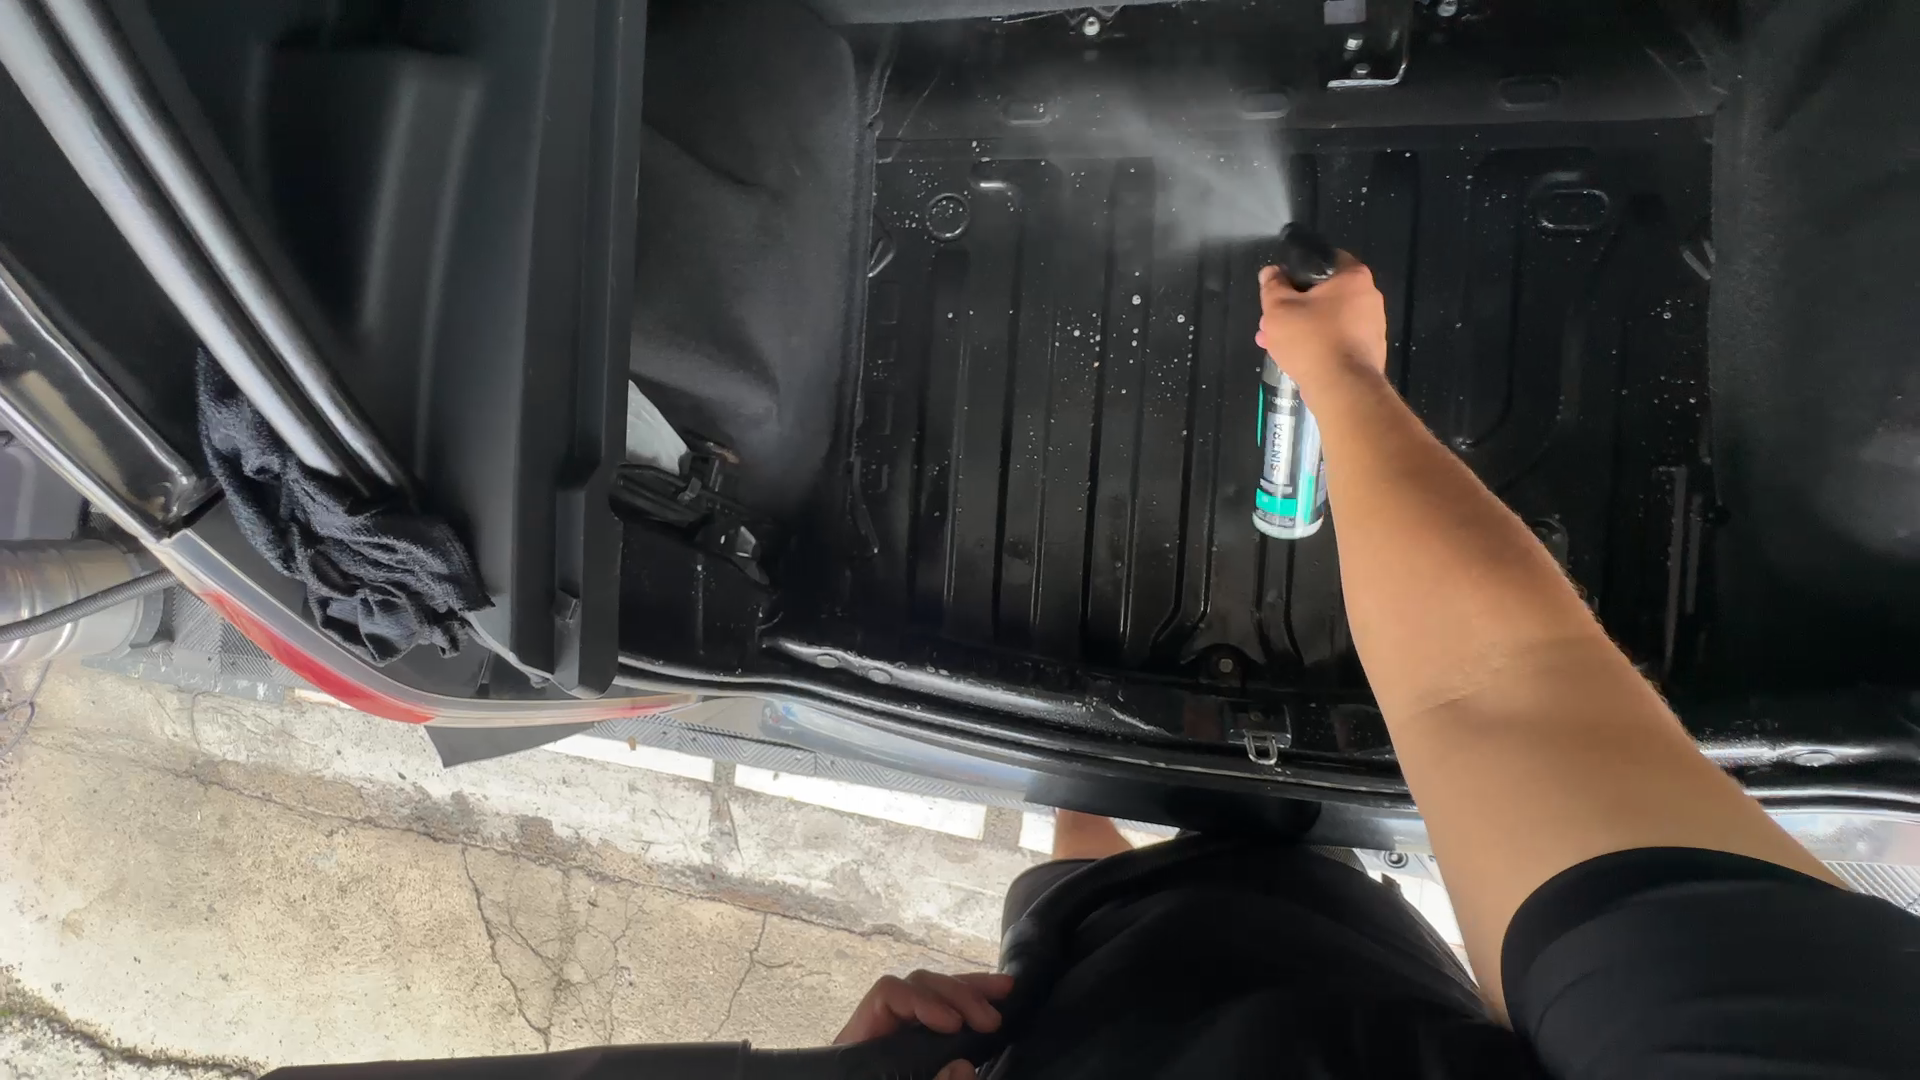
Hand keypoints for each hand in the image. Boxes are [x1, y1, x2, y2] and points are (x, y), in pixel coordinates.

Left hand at [834, 970, 1013, 1079]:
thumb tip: (962, 1067)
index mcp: (860, 1046)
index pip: (887, 996)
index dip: (920, 1001)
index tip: (952, 1025)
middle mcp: (880, 1032)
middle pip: (916, 988)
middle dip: (956, 994)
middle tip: (991, 1017)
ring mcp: (902, 1039)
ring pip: (935, 997)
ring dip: (971, 991)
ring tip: (1005, 990)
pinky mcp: (922, 1050)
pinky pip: (946, 1017)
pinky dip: (971, 1006)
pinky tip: (995, 999)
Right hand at [1255, 251, 1388, 393]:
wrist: (1342, 386)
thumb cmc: (1310, 339)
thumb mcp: (1278, 309)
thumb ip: (1272, 287)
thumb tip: (1270, 272)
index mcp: (1352, 277)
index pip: (1325, 261)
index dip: (1298, 272)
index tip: (1280, 289)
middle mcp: (1369, 296)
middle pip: (1324, 294)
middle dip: (1294, 308)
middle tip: (1270, 324)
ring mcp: (1372, 325)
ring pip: (1327, 320)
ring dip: (1302, 329)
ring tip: (1275, 345)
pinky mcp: (1368, 350)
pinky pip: (1336, 340)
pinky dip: (1317, 345)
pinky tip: (1297, 358)